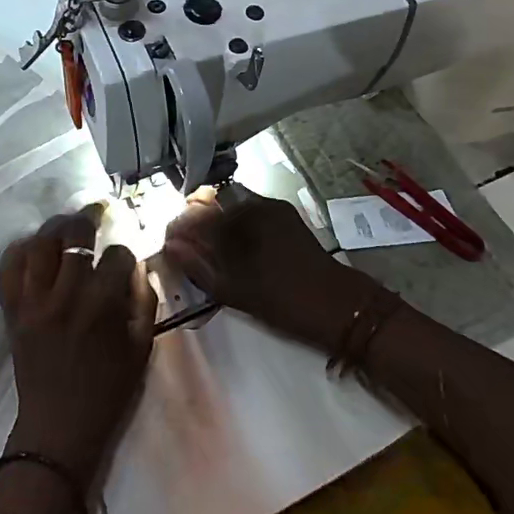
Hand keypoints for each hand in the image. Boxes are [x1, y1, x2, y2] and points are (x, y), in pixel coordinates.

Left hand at [0, 207, 154, 483]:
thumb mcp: (141, 350)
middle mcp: (65, 296)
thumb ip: (143, 302)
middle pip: (73, 235)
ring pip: (39, 243)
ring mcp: (32, 301)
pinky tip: (34, 249)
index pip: (116, 256)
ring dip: (55, 227)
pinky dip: (19, 251)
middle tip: (96, 212)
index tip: (124, 254)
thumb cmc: (107, 392)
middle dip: (88, 217)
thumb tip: (137, 265)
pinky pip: (7, 267)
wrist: (58, 429)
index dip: (124, 251)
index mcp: (102, 308)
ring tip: (66, 226)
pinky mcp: (10, 310)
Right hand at [161, 187, 376, 350]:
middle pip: (212, 204)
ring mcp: (273, 211)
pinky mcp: (284, 222)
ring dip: (213, 228)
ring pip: (229, 211)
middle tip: (184, 251)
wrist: (345, 310)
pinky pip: (247, 218)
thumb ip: (198, 266)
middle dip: (194, 225)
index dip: (179, 227)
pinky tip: (229, 254)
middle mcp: (258, 203)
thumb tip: (170, 246)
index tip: (169, 245)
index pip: (197, 210)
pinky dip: (232, 231)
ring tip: (204, 255)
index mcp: (245, 214)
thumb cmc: (287, 300)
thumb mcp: (236, 289)